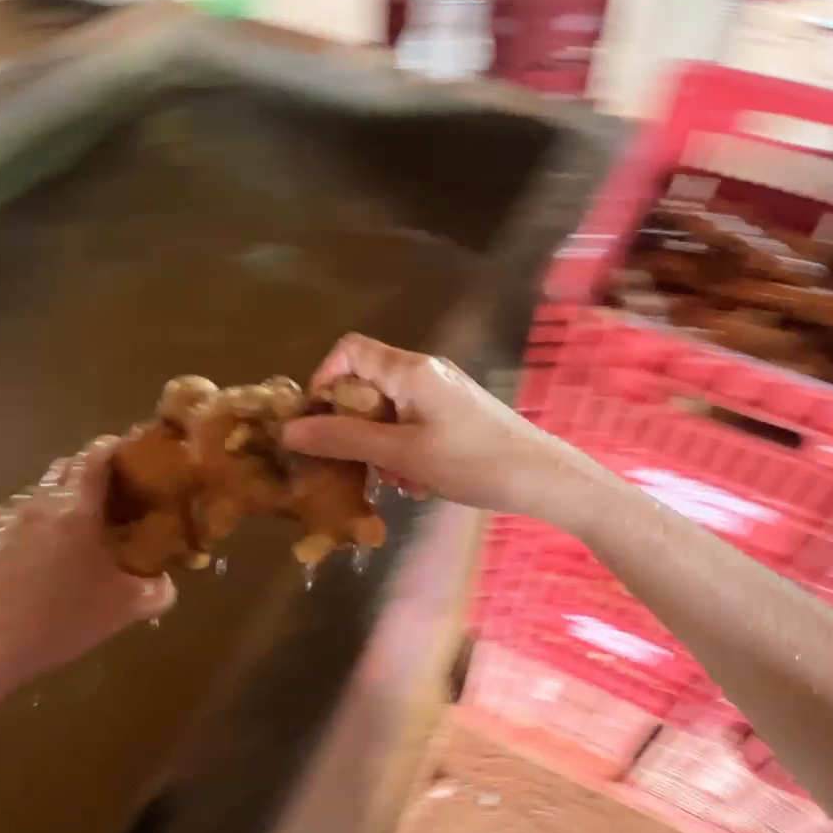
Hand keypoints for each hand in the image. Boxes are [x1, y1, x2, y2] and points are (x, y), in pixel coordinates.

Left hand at [0, 438, 175, 714]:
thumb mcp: (119, 611)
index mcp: (75, 506)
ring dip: (54, 507)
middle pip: (64, 469)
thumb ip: (154, 591)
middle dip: (88, 475)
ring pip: (34, 498)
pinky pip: (5, 525)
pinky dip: (23, 534)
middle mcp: (36, 503)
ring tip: (67, 539)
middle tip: (109, 501)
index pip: (97, 454)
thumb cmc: (52, 621)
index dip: (116, 448)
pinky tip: (25, 569)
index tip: (133, 456)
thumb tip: (167, 583)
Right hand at [281, 334, 609, 521]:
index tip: (318, 423)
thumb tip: (289, 430)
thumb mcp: (401, 454)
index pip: (348, 349)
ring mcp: (442, 392)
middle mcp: (424, 371)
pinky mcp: (455, 414)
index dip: (324, 380)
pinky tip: (420, 482)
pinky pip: (412, 423)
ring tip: (398, 479)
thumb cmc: (471, 461)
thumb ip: (343, 439)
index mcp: (410, 369)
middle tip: (359, 463)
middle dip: (354, 425)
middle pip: (366, 382)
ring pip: (388, 409)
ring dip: (381, 445)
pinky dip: (405, 449)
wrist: (543, 479)